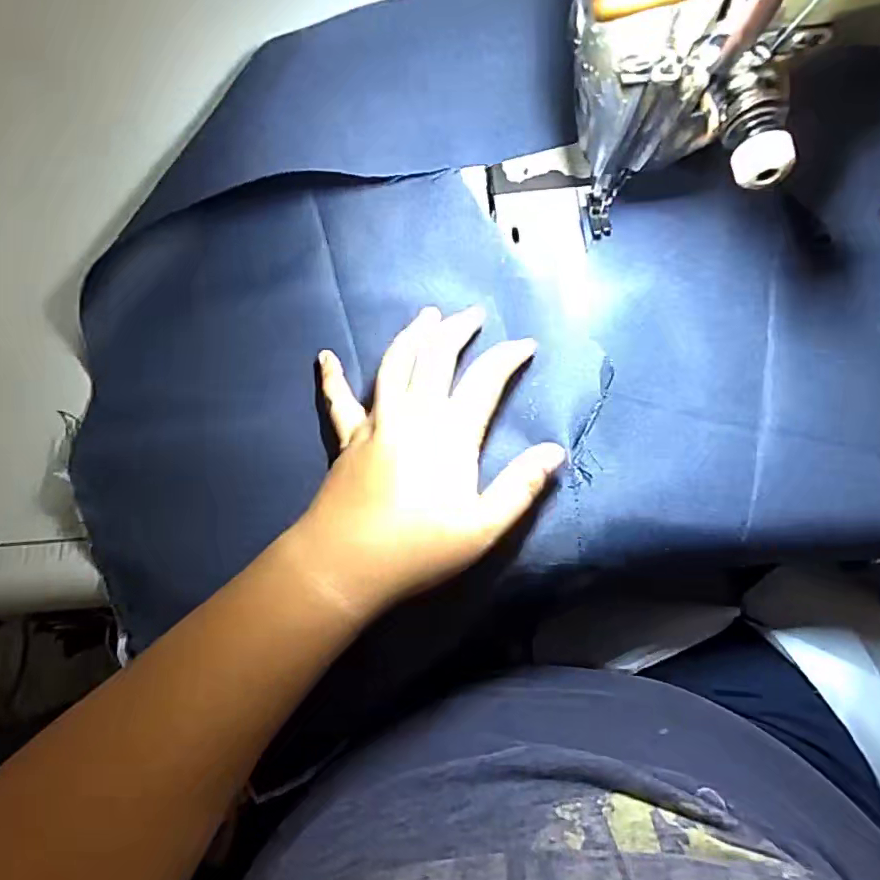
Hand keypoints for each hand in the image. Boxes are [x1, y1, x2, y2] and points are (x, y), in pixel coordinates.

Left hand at [283, 305, 565, 616]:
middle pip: (435, 358)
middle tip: (473, 314)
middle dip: (457, 331)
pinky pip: (338, 401)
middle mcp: (413, 417)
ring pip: (393, 366)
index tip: (526, 344)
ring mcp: (376, 424)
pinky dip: (332, 378)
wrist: (344, 565)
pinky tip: (324, 357)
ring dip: (411, 336)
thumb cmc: (419, 550)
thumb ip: (520, 487)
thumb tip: (556, 451)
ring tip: (426, 316)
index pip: (484, 382)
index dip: (507, 357)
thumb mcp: (482, 528)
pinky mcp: (347, 439)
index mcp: (450, 436)